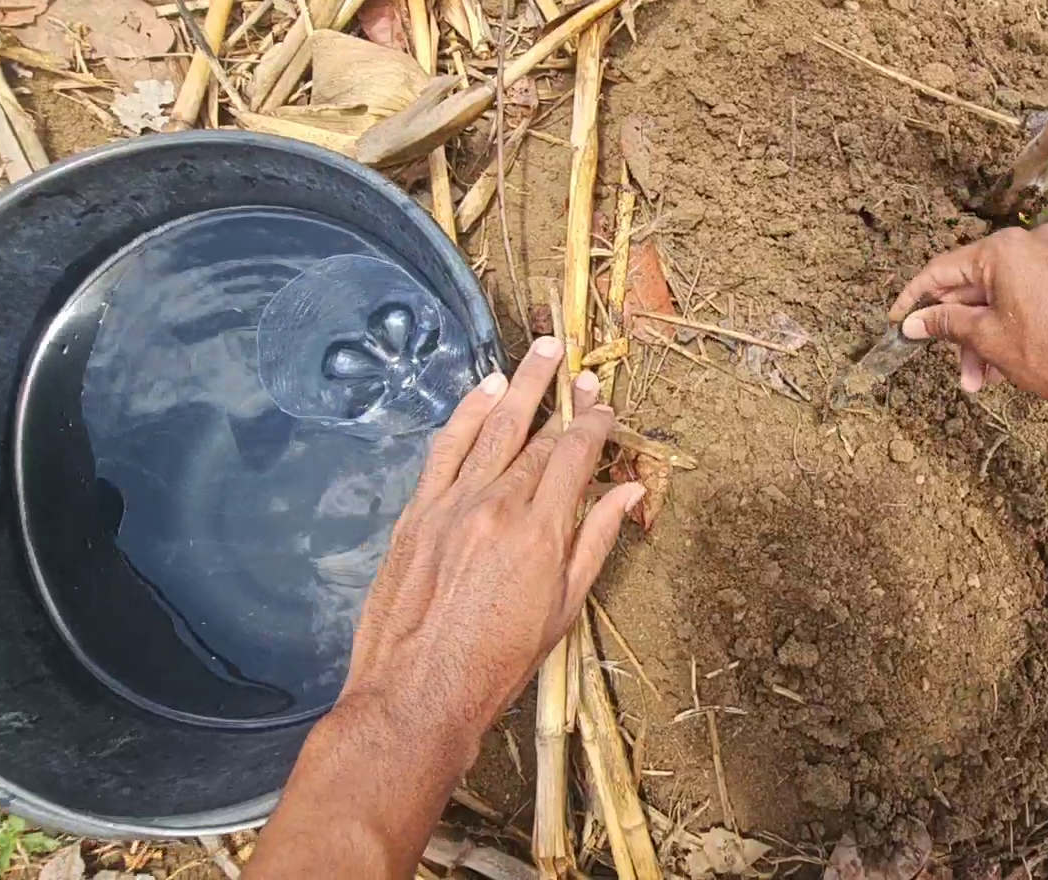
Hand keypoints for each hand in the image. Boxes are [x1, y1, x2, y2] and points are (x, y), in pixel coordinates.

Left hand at [248, 338, 641, 879]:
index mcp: (540, 530)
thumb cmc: (502, 658)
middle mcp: (497, 504)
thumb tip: (631, 491)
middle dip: (565, 400)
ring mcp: (452, 503)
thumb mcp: (566, 605)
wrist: (416, 694)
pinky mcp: (418, 511)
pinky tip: (483, 390)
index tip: (605, 407)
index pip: (575, 455)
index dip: (594, 425)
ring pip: (493, 428)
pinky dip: (467, 413)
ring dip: (519, 385)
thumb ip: (598, 539)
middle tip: (580, 372)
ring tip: (540, 353)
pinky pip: (446, 448)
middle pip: (538, 436)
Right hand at [890, 225, 1047, 417]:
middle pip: (973, 286)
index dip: (914, 300)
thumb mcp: (989, 340)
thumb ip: (945, 324)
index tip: (898, 322)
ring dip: (984, 337)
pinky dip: (1009, 327)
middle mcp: (1030, 242)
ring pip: (1000, 297)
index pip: (941, 270)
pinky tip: (1005, 366)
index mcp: (1004, 248)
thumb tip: (913, 322)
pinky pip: (1025, 297)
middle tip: (954, 369)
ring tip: (982, 380)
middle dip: (959, 332)